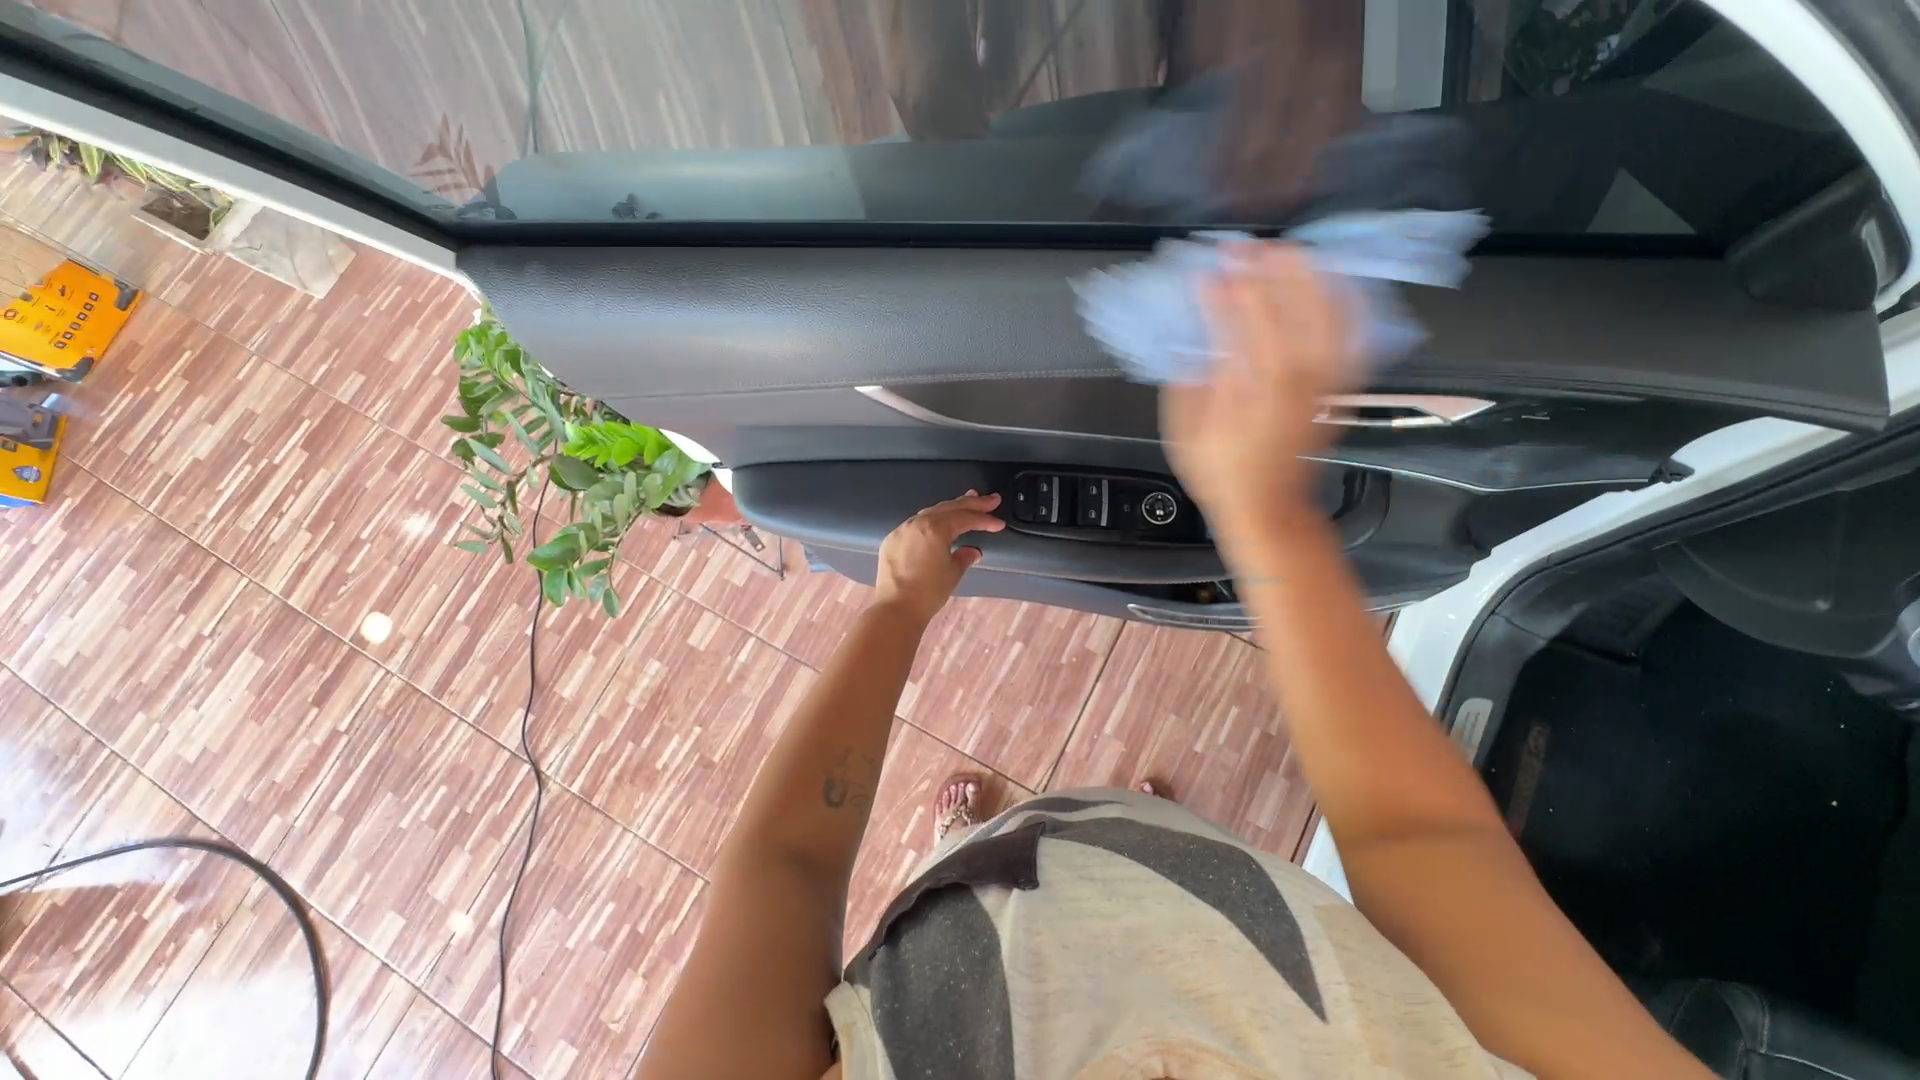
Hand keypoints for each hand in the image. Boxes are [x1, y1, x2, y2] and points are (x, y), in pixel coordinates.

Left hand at [872, 491, 1004, 625]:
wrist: (896, 609)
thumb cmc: (928, 592)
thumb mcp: (953, 573)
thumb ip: (965, 556)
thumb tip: (972, 551)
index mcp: (935, 528)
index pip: (965, 518)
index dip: (984, 520)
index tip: (998, 523)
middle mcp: (917, 523)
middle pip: (949, 508)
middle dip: (971, 503)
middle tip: (990, 500)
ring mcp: (902, 530)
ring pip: (931, 512)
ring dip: (951, 508)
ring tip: (967, 502)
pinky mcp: (892, 540)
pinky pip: (915, 524)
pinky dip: (931, 520)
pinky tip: (939, 521)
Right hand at [1160, 242, 1356, 545]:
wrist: (1268, 508)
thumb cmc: (1223, 474)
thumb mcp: (1186, 431)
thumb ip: (1191, 380)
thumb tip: (1196, 341)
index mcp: (1254, 389)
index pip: (1242, 320)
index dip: (1224, 290)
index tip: (1208, 271)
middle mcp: (1297, 380)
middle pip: (1291, 306)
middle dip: (1268, 270)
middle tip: (1248, 250)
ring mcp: (1323, 383)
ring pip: (1327, 315)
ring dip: (1309, 278)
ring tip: (1290, 255)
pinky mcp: (1337, 389)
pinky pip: (1350, 337)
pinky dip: (1344, 305)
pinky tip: (1333, 286)